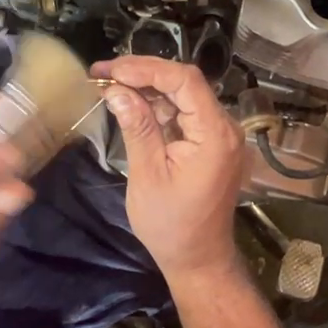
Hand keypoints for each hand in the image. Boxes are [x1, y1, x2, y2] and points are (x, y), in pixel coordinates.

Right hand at [94, 56, 247, 279]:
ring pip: (183, 95)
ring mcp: (220, 133)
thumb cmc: (172, 225)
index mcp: (215, 134)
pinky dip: (158, 106)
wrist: (198, 258)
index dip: (147, 69)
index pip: (185, 81)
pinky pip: (185, 112)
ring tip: (109, 85)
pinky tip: (131, 103)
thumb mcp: (147, 176)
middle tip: (103, 73)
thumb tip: (117, 90)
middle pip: (185, 83)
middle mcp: (224, 126)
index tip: (112, 70)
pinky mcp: (210, 141)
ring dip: (148, 88)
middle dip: (143, 74)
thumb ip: (137, 128)